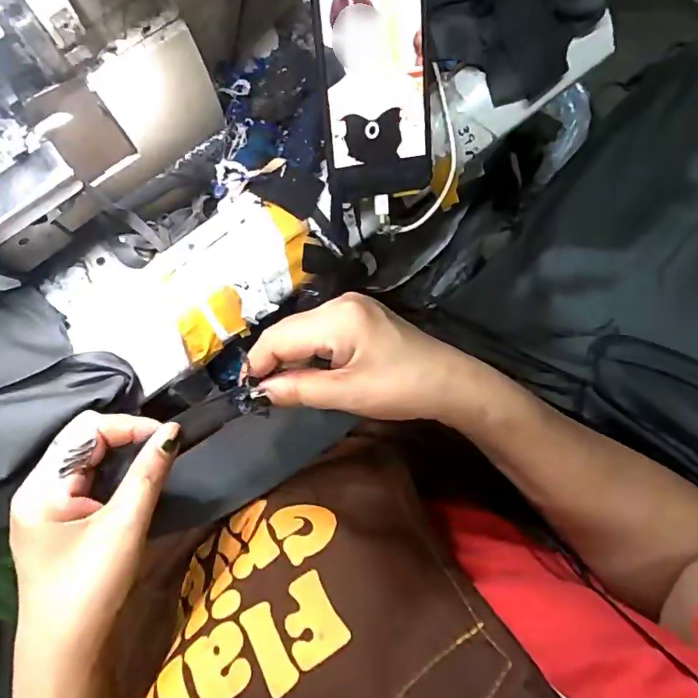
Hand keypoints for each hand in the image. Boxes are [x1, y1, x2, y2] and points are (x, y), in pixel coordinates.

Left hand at [9, 412, 179, 673]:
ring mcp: (47, 510)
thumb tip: (172, 432)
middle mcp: (37, 491)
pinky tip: (138, 482)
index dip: (129, 426)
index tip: (168, 437)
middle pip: (83, 441)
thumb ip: (148, 475)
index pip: (85, 430)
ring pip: (88, 463)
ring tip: (157, 458)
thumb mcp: (123, 528)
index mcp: (40, 487)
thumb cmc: (89, 592)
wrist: (64, 663)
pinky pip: (89, 486)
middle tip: (165, 447)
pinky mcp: (60, 528)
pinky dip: (115, 478)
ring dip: (122, 456)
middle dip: (125, 437)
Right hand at [245, 293, 497, 426]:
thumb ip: (299, 389)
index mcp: (336, 317)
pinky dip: (307, 352)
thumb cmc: (401, 389)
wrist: (451, 383)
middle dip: (270, 359)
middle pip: (287, 329)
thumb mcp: (347, 394)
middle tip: (259, 392)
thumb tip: (261, 391)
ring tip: (279, 386)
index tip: (245, 391)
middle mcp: (339, 303)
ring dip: (288, 357)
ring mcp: (350, 306)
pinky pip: (318, 331)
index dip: (257, 363)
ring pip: (301, 330)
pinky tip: (306, 373)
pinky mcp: (358, 316)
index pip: (279, 337)